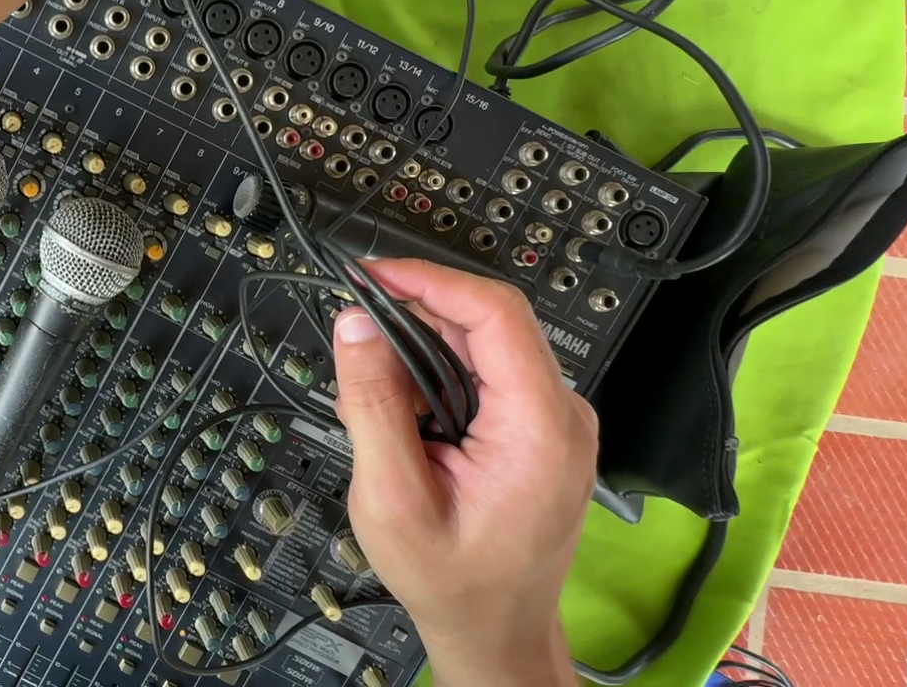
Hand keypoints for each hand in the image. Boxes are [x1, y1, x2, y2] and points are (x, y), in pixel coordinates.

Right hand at [331, 259, 596, 686]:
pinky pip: (472, 369)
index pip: (493, 312)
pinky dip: (423, 376)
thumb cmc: (449, 577)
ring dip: (409, 354)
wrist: (494, 630)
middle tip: (350, 347)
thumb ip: (372, 403)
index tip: (366, 275)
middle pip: (480, 320)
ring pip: (470, 342)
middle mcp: (557, 412)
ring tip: (369, 404)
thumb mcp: (391, 494)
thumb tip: (355, 322)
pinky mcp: (530, 424)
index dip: (427, 279)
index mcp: (538, 427)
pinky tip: (397, 419)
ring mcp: (547, 418)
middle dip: (406, 320)